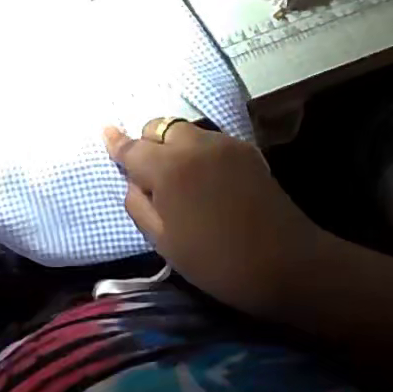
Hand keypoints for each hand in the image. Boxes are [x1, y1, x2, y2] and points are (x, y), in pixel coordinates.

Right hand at [103, 119, 328, 314]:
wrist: (286, 264)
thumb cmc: (216, 262)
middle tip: (148, 174)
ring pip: (187, 131)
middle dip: (149, 143)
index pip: (133, 148)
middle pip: (161, 127)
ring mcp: (225, 144)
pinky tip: (205, 179)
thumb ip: (138, 204)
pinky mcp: (248, 151)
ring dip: (174, 145)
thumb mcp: (163, 242)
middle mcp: (195, 145)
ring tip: (178, 178)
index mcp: (169, 168)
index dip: (117, 143)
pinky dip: (198, 151)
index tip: (105, 132)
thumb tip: (134, 181)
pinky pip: (210, 141)